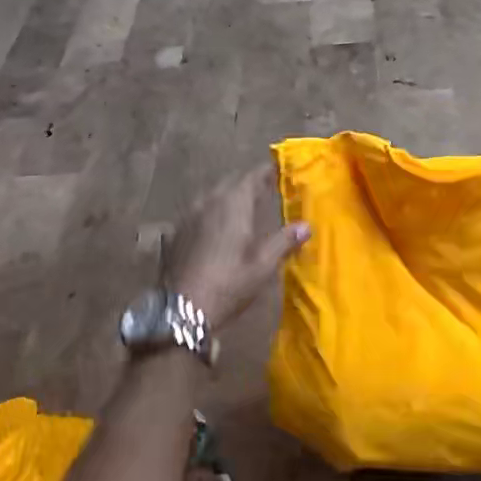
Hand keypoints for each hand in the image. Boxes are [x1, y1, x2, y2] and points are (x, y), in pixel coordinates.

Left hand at [161, 166, 308, 328]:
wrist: (181, 309)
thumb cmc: (229, 284)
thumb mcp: (263, 265)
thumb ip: (284, 241)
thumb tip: (306, 225)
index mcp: (233, 203)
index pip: (252, 177)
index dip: (265, 172)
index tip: (277, 170)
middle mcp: (208, 201)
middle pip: (230, 182)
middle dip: (247, 184)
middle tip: (263, 190)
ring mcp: (187, 216)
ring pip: (211, 196)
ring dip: (226, 197)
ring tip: (240, 208)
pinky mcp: (174, 232)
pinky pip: (196, 213)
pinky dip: (209, 215)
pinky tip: (213, 230)